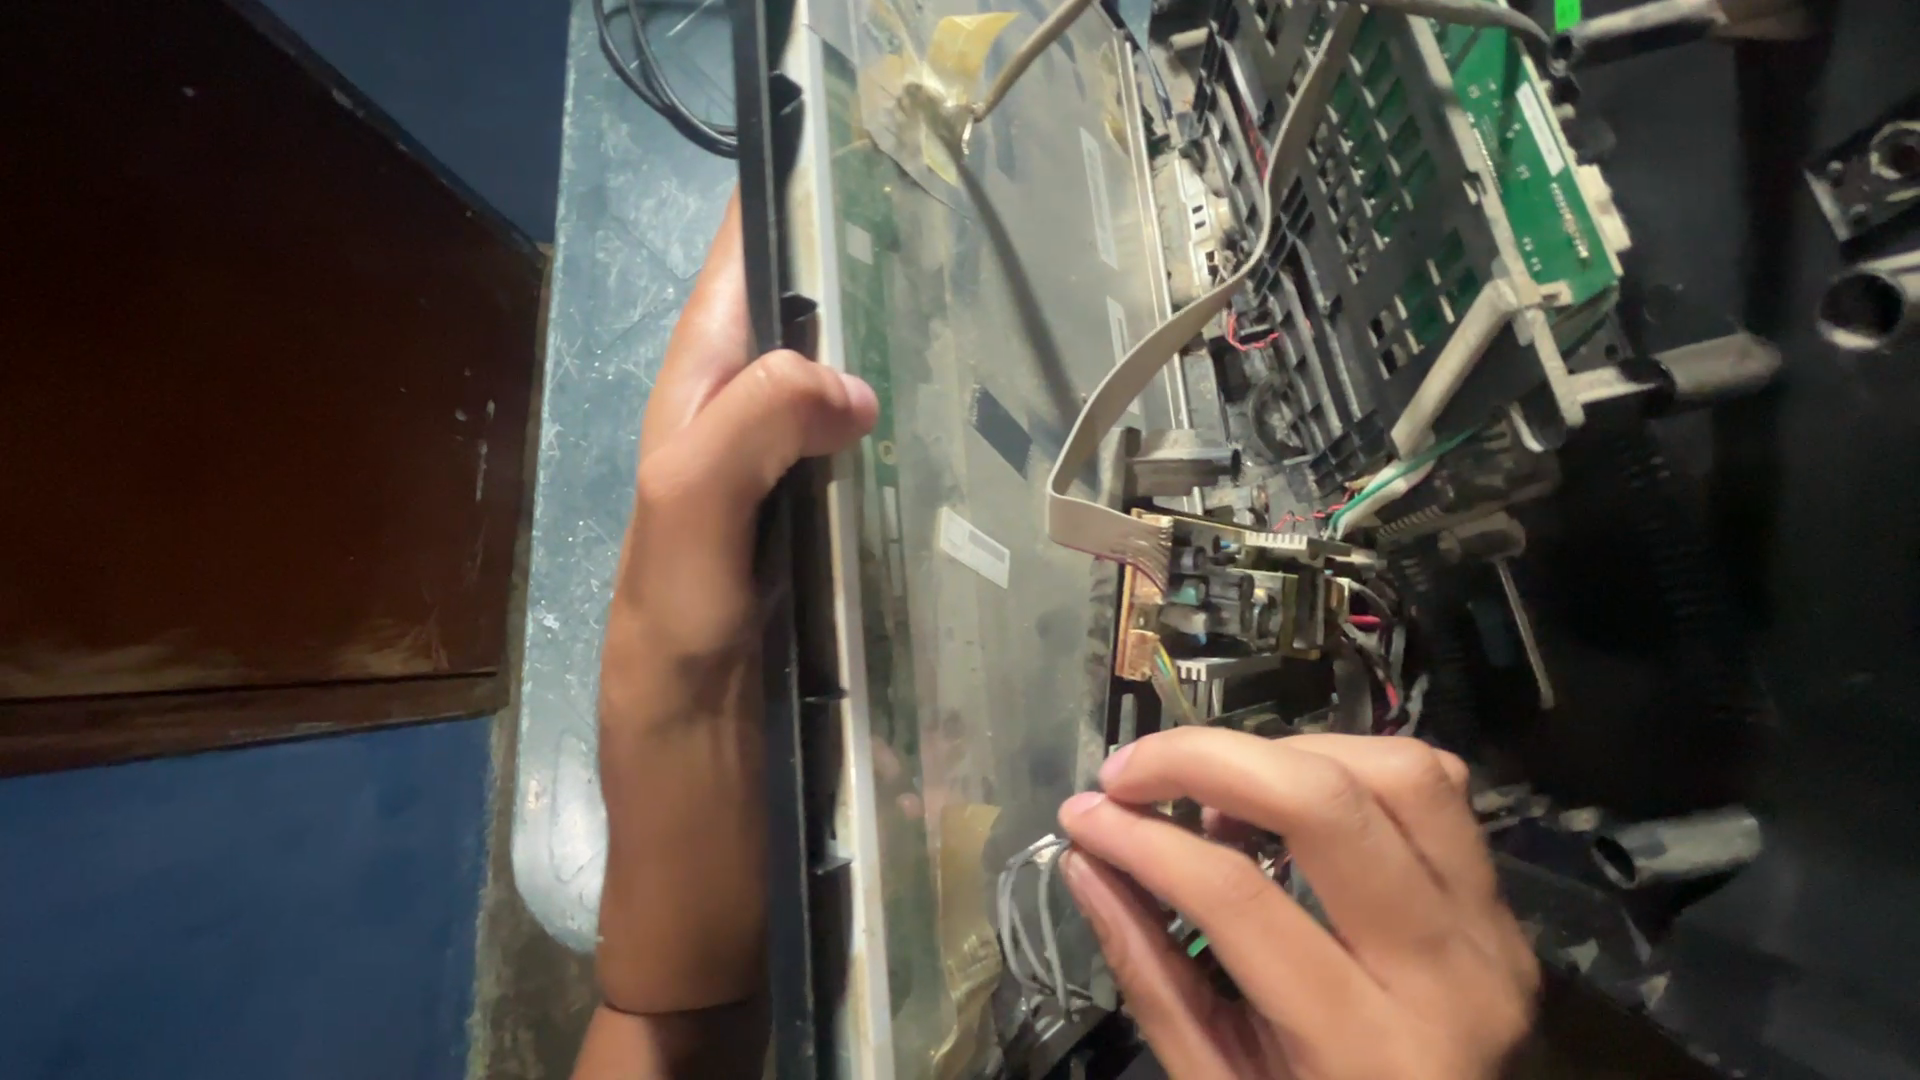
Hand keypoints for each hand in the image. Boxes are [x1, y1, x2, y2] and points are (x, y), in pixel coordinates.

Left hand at [595, 193, 876, 1014]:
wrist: (715, 893)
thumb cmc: (684, 764)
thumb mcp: (682, 604)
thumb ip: (724, 475)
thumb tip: (838, 379)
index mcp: (677, 478)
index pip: (713, 327)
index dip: (760, 249)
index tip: (834, 178)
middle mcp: (727, 497)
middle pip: (772, 365)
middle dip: (833, 295)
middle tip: (925, 242)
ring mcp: (783, 547)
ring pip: (821, 427)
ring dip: (873, 368)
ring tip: (953, 317)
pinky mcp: (827, 598)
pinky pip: (858, 499)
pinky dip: (896, 457)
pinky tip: (947, 446)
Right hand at [1057, 730, 1537, 1079]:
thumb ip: (1148, 969)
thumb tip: (1085, 858)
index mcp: (1371, 1053)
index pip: (1238, 899)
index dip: (1143, 840)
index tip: (1083, 814)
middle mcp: (1452, 974)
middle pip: (1327, 804)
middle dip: (1204, 761)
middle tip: (1129, 772)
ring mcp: (1491, 927)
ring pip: (1396, 770)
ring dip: (1283, 754)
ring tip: (1216, 791)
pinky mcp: (1497, 897)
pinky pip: (1430, 782)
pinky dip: (1343, 761)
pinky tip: (1286, 796)